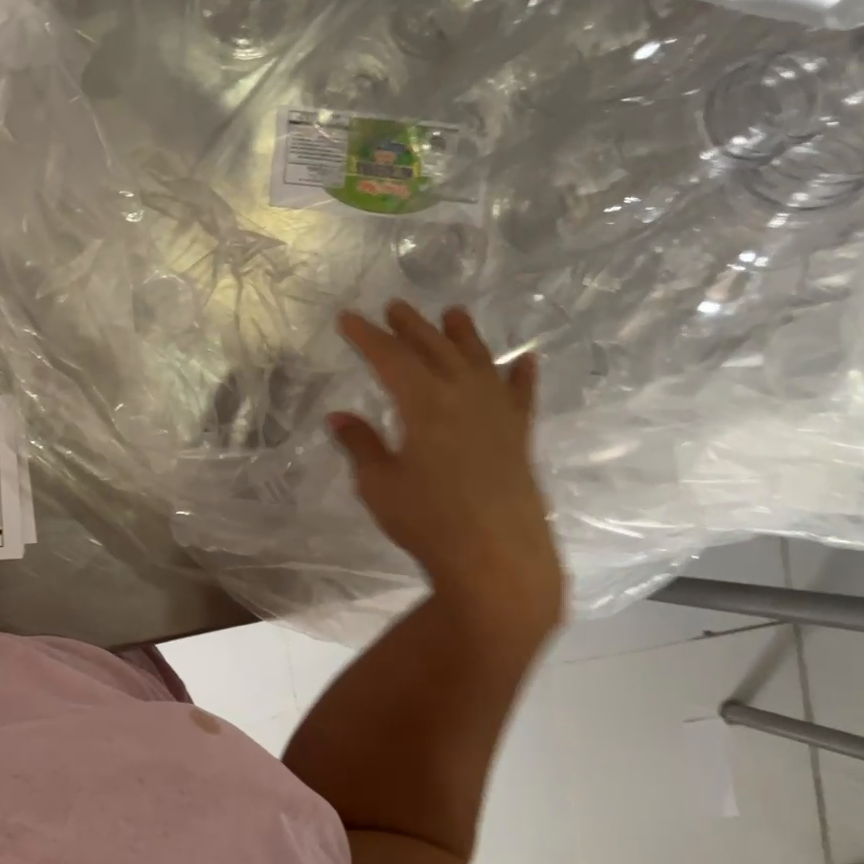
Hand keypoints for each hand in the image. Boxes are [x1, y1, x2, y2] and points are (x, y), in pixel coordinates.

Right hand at [330, 301, 563, 623]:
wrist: (497, 557)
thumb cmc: (427, 520)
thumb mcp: (378, 483)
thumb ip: (361, 445)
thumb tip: (340, 417)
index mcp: (425, 403)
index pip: (391, 358)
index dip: (367, 337)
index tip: (348, 318)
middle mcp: (465, 397)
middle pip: (436, 350)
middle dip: (412, 327)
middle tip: (395, 306)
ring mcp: (498, 414)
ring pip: (479, 361)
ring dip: (463, 336)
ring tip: (454, 312)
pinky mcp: (519, 436)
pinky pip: (521, 395)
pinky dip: (521, 376)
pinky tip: (523, 362)